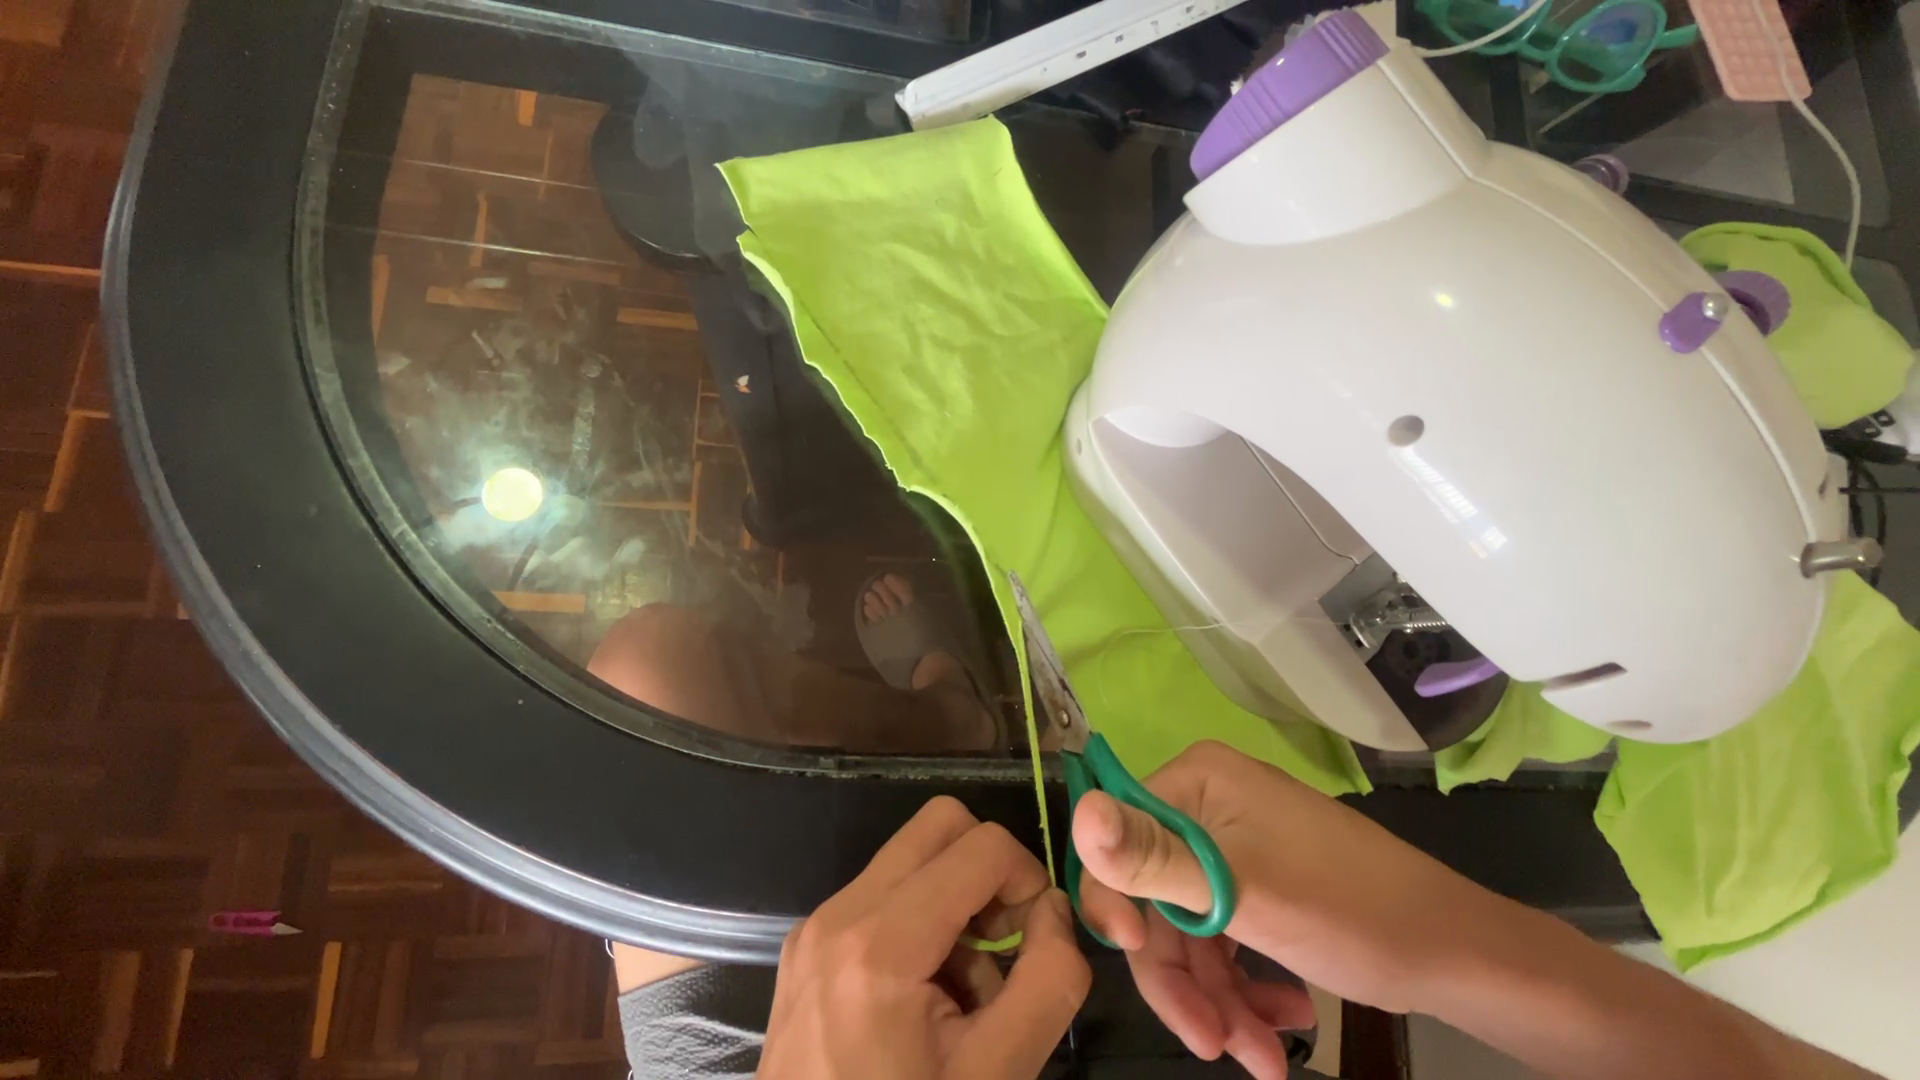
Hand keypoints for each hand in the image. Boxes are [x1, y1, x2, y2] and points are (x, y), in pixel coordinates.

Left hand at [758, 797, 1091, 1078]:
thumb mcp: (997, 1072)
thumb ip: (1049, 981)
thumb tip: (1055, 909)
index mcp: (880, 943)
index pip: (981, 846)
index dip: (1028, 879)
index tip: (1036, 941)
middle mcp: (839, 913)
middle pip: (939, 824)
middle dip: (990, 870)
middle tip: (1005, 943)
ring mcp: (815, 925)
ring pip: (912, 858)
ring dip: (957, 902)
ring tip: (963, 994)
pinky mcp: (807, 943)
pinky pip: (881, 894)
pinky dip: (921, 922)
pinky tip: (925, 999)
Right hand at [1072, 742, 1503, 1072]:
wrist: (1462, 956)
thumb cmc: (1351, 912)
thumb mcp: (1241, 892)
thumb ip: (1153, 859)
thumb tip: (1077, 813)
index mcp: (1198, 782)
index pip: (1120, 839)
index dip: (1116, 905)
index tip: (1136, 963)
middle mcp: (1209, 803)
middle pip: (1155, 896)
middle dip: (1183, 979)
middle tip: (1213, 1046)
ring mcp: (1236, 845)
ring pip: (1189, 930)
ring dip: (1218, 999)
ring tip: (1263, 1058)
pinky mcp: (1259, 883)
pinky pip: (1224, 936)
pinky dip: (1243, 989)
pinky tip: (1280, 1028)